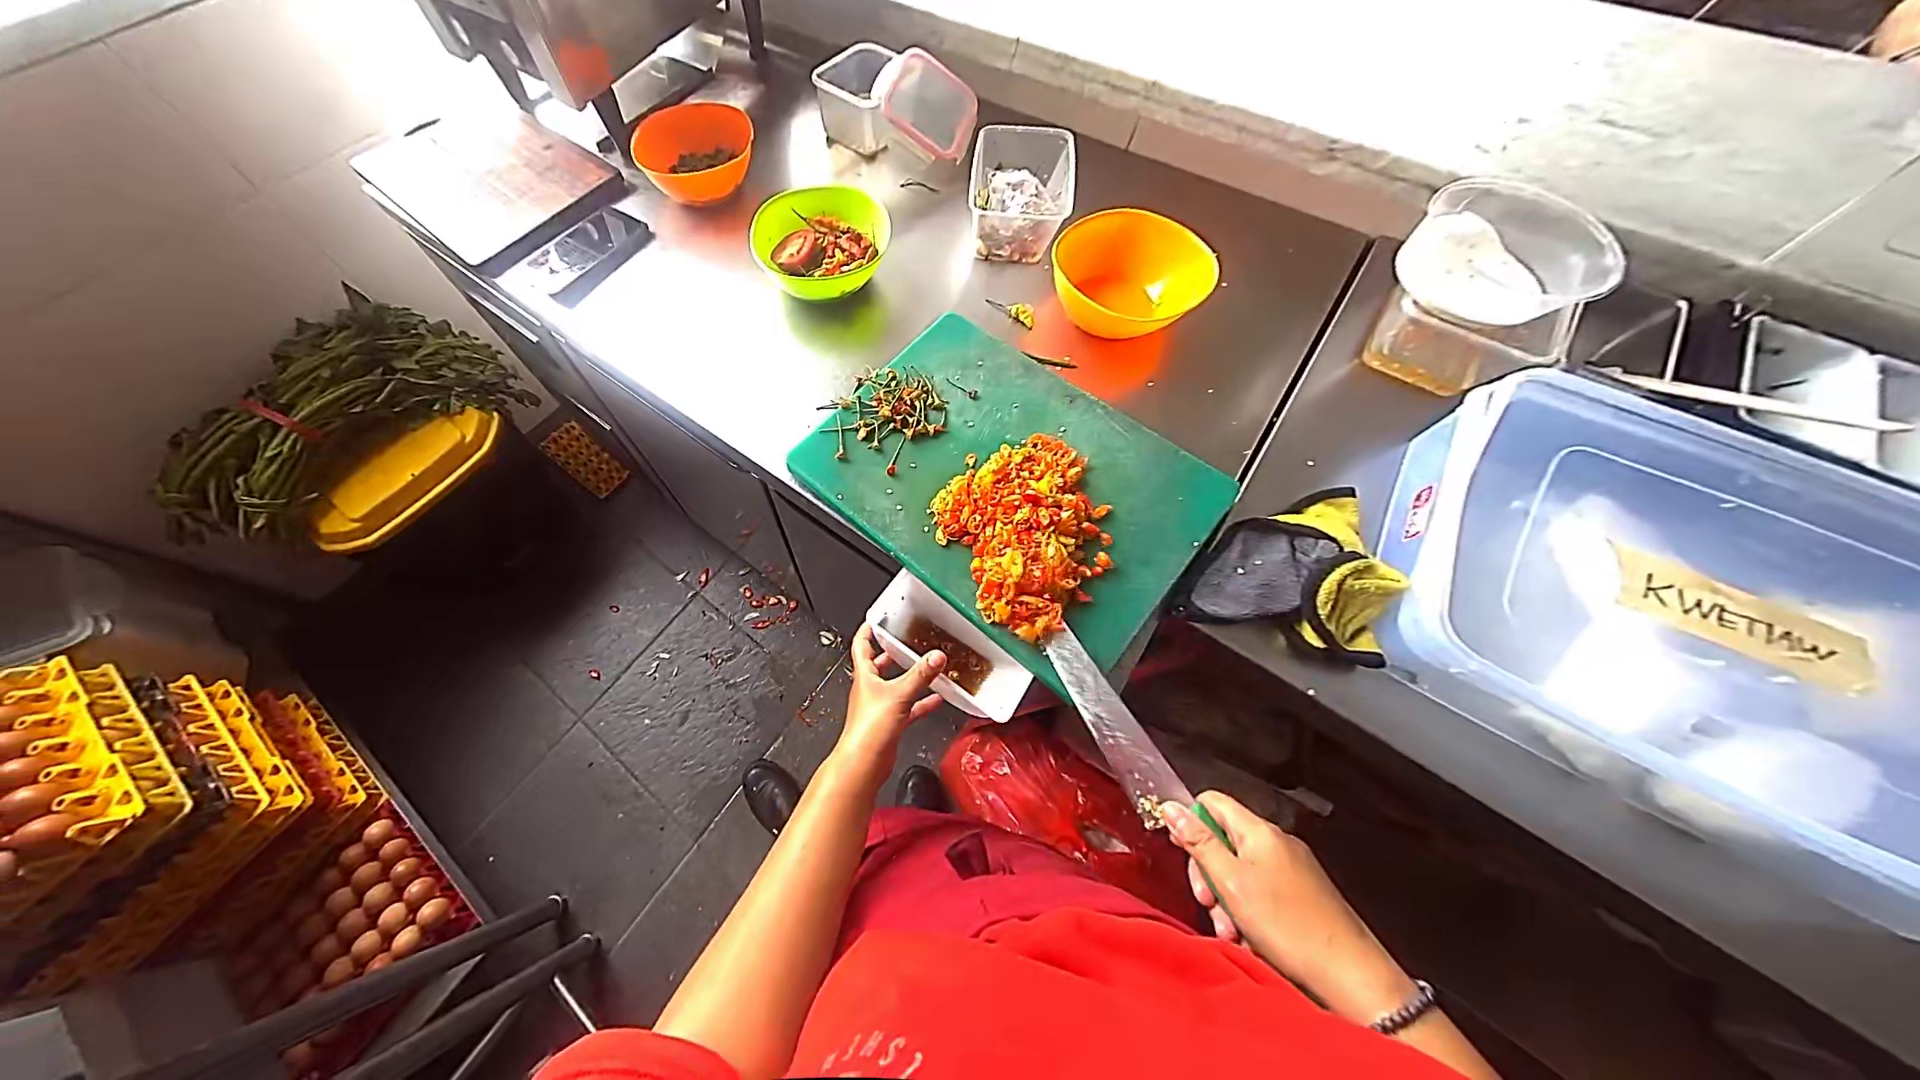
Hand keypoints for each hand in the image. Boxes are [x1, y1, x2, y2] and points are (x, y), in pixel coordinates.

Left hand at [838, 623, 945, 763]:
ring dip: (910, 676)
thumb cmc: (868, 729)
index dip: (868, 630)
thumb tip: (935, 656)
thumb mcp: (899, 694)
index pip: (862, 645)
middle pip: (879, 664)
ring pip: (896, 685)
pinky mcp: (890, 722)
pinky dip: (921, 702)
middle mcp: (869, 689)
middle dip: (893, 652)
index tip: (878, 619)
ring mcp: (880, 705)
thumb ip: (920, 674)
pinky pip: (908, 707)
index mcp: (864, 676)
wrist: (864, 762)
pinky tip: (935, 699)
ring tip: (927, 667)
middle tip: (907, 641)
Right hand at [1163, 793, 1416, 1024]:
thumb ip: (1198, 842)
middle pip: (1222, 839)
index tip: (1186, 853)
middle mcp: (1276, 843)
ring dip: (1226, 899)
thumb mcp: (1230, 882)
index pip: (1211, 802)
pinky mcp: (1300, 893)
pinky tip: (1250, 937)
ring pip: (1239, 870)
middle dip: (1208, 872)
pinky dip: (1248, 911)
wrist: (1351, 976)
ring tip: (1232, 930)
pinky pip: (1259, 891)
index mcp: (1259, 831)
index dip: (1192, 824)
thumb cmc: (1294, 929)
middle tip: (1208, 900)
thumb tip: (1172, 807)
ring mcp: (1291, 868)